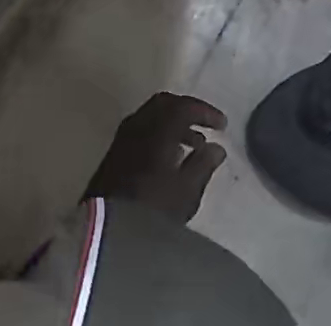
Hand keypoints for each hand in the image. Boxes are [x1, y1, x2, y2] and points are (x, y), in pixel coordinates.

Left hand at [83, 92, 228, 223]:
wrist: (107, 225)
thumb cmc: (153, 207)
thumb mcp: (186, 191)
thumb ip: (203, 165)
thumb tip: (216, 148)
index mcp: (156, 128)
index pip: (182, 106)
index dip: (204, 111)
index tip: (222, 124)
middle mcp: (138, 124)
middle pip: (165, 104)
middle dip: (188, 111)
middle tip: (207, 126)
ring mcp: (124, 136)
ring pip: (152, 116)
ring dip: (175, 124)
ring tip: (196, 145)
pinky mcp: (117, 149)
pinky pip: (143, 129)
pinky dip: (161, 133)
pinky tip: (173, 155)